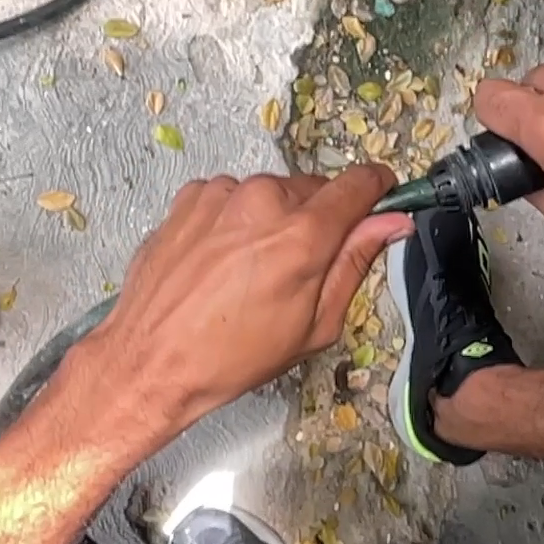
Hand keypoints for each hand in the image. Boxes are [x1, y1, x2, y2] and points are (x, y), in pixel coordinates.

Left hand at [66, 166, 411, 436]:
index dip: (377, 190)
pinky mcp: (191, 196)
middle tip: (300, 266)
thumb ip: (356, 263)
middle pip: (315, 190)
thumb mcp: (314, 326)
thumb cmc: (236, 356)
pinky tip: (220, 258)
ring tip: (250, 267)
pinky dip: (237, 218)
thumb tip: (394, 221)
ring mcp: (222, 192)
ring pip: (272, 193)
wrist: (150, 359)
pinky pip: (234, 196)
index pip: (359, 183)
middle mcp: (263, 199)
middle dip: (320, 219)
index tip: (380, 201)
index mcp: (303, 234)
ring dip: (275, 218)